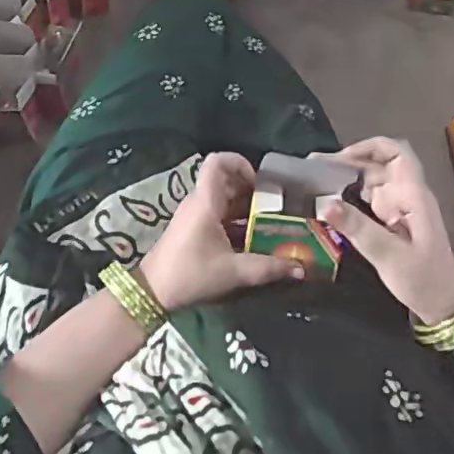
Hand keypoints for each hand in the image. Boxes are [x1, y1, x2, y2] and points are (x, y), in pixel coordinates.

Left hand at [141, 152, 305, 310]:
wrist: (153, 292)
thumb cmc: (191, 274)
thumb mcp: (233, 272)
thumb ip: (268, 268)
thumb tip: (300, 269)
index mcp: (206, 201)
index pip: (217, 161)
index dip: (240, 163)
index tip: (260, 185)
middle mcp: (200, 201)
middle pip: (227, 180)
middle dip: (252, 190)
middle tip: (275, 207)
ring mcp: (196, 213)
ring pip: (224, 197)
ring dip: (246, 207)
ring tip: (270, 223)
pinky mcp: (194, 227)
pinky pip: (219, 212)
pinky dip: (237, 220)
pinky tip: (253, 239)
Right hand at [316, 137, 453, 323]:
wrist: (444, 306)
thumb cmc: (423, 279)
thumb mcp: (389, 256)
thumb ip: (358, 228)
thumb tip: (325, 203)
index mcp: (413, 195)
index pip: (397, 153)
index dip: (370, 146)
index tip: (341, 156)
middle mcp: (405, 195)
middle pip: (377, 164)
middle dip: (347, 162)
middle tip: (313, 168)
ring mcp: (398, 206)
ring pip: (370, 179)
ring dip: (345, 176)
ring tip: (313, 180)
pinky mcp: (391, 220)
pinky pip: (367, 198)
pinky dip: (348, 194)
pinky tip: (327, 201)